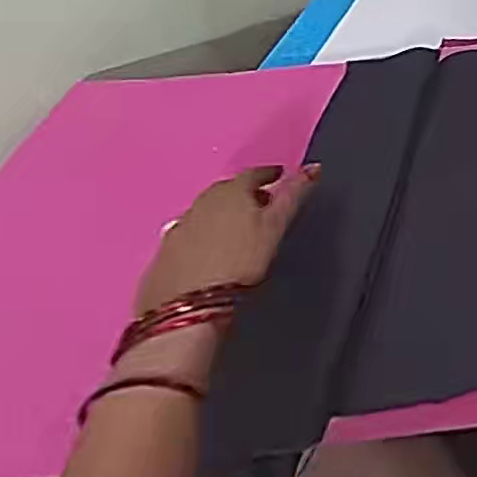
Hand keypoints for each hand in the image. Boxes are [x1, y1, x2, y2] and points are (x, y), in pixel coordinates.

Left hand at [133, 164, 319, 314]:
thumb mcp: (276, 225)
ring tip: (236, 228)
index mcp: (231, 191)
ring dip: (221, 214)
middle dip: (245, 193)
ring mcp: (178, 227)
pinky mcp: (162, 254)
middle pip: (227, 190)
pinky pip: (188, 234)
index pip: (254, 173)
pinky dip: (202, 235)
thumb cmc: (242, 261)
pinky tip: (208, 250)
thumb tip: (313, 167)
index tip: (278, 177)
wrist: (189, 309)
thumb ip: (295, 194)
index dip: (269, 174)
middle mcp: (201, 202)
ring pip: (206, 211)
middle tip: (260, 204)